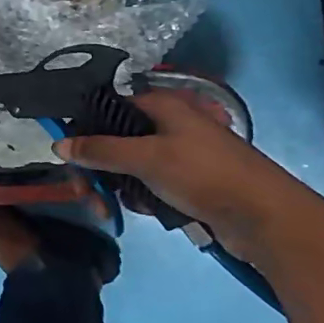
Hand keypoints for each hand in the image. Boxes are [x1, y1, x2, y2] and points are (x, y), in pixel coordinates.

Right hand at [54, 90, 320, 262]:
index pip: (108, 109)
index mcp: (160, 106)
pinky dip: (141, 196)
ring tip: (111, 209)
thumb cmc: (204, 174)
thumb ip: (101, 150)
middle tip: (88, 195)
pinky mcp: (187, 181)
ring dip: (117, 186)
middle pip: (116, 140)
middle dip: (98, 168)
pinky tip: (143, 210)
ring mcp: (178, 154)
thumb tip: (58, 142)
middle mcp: (167, 124)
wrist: (264, 216)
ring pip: (130, 166)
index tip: (68, 159)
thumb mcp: (147, 158)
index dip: (84, 131)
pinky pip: (149, 183)